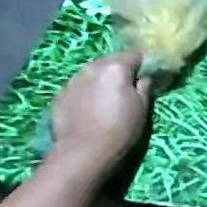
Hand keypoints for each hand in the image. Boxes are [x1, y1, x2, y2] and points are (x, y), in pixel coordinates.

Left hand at [48, 50, 152, 169]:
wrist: (83, 152)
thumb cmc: (120, 128)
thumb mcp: (142, 107)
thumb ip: (145, 86)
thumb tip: (146, 76)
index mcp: (116, 67)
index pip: (135, 54)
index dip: (143, 64)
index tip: (146, 77)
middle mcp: (92, 67)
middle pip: (111, 61)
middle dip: (119, 71)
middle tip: (126, 90)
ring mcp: (73, 80)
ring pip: (92, 73)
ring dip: (100, 81)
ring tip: (105, 102)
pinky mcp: (60, 95)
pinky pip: (78, 88)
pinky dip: (85, 94)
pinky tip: (88, 111)